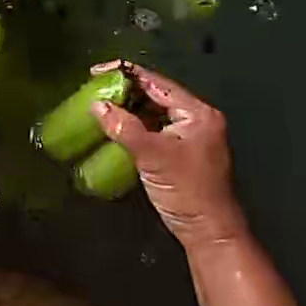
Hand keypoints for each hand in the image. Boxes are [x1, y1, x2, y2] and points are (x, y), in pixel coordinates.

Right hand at [88, 61, 247, 251]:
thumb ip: (124, 128)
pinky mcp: (182, 152)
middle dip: (126, 90)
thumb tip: (97, 105)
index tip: (98, 71)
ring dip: (129, 108)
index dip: (127, 74)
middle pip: (156, 95)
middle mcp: (197, 118)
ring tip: (101, 103)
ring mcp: (191, 136)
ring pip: (154, 112)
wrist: (209, 233)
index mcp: (197, 112)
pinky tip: (116, 125)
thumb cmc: (186, 191)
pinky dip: (135, 124)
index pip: (157, 83)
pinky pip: (155, 128)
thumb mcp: (153, 155)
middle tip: (96, 87)